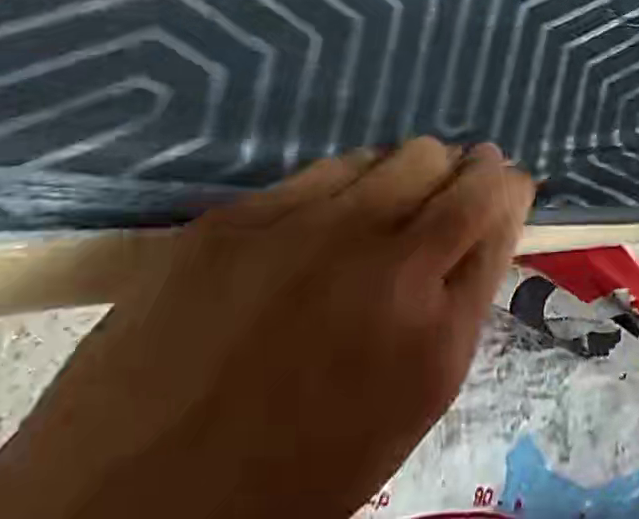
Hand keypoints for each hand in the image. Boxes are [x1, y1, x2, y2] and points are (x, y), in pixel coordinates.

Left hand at [0, 138, 534, 518]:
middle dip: (464, 172)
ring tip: (387, 211)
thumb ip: (459, 304)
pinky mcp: (236, 217)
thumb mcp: (410, 402)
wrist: (130, 502)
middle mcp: (375, 257)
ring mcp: (299, 227)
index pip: (496, 206)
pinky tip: (324, 222)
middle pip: (450, 163)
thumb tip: (487, 225)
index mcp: (429, 325)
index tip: (505, 186)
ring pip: (389, 153)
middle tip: (449, 197)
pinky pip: (322, 171)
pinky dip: (344, 186)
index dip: (508, 187)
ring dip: (405, 175)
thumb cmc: (296, 471)